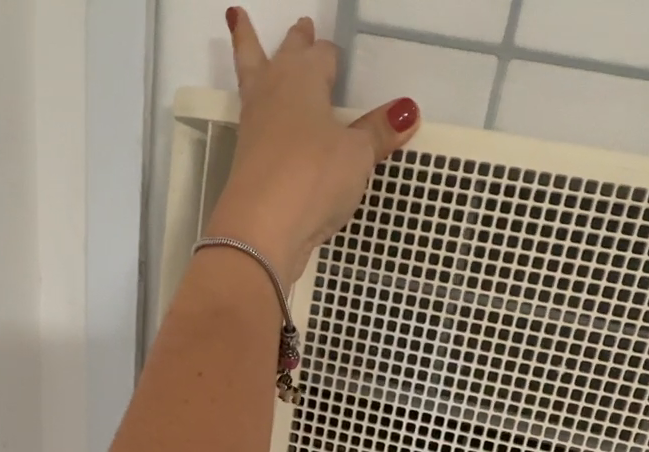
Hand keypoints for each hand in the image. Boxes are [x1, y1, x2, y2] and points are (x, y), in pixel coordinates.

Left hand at [203, 9, 419, 282]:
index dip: (331, 56)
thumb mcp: (356, 156)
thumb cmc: (314, 178)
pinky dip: (255, 106)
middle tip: (300, 25)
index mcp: (303, 79)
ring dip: (251, 51)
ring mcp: (254, 126)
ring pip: (254, 77)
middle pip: (284, 57)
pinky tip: (262, 113)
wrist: (261, 230)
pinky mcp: (245, 159)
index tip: (335, 57)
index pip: (321, 56)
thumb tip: (407, 111)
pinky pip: (252, 119)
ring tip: (241, 24)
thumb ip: (377, 133)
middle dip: (295, 42)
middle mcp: (273, 93)